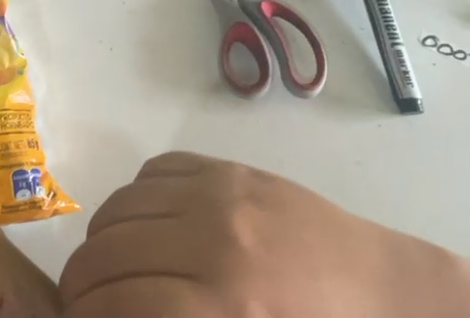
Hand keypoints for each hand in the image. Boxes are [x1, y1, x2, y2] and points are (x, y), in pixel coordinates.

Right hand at [59, 152, 469, 317]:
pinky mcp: (226, 167)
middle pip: (107, 253)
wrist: (387, 293)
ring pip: (119, 207)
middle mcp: (213, 240)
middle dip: (81, 286)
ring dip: (102, 242)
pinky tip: (149, 228)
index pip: (118, 303)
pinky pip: (151, 173)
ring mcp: (219, 193)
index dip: (85, 316)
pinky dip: (136, 201)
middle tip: (84, 305)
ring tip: (111, 268)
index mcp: (226, 305)